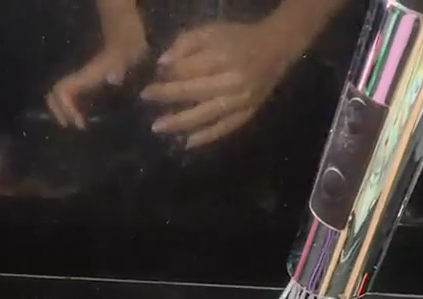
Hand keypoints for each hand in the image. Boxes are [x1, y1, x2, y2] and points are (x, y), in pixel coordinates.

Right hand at [47, 2, 149, 128]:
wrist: (126, 37)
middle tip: (74, 126)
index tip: (81, 124)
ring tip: (77, 125)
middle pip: (54, 95)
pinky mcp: (87, 85)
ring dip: (63, 112)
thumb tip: (113, 79)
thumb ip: (122, 66)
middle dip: (60, 113)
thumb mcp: (129, 56)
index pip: (63, 92)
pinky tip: (84, 119)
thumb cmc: (128, 48)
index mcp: (86, 77)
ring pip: (59, 97)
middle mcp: (80, 79)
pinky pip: (70, 98)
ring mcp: (82, 81)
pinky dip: (71, 110)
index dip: (67, 109)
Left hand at [140, 18, 300, 147]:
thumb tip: (162, 64)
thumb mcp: (212, 31)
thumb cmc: (239, 38)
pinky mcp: (246, 114)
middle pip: (194, 93)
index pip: (189, 71)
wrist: (276, 49)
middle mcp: (232, 81)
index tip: (148, 86)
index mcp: (223, 57)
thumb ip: (186, 44)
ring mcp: (240, 101)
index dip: (167, 79)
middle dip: (168, 99)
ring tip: (159, 128)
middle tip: (146, 106)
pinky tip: (186, 143)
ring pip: (206, 115)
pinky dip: (204, 137)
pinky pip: (223, 129)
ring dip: (180, 123)